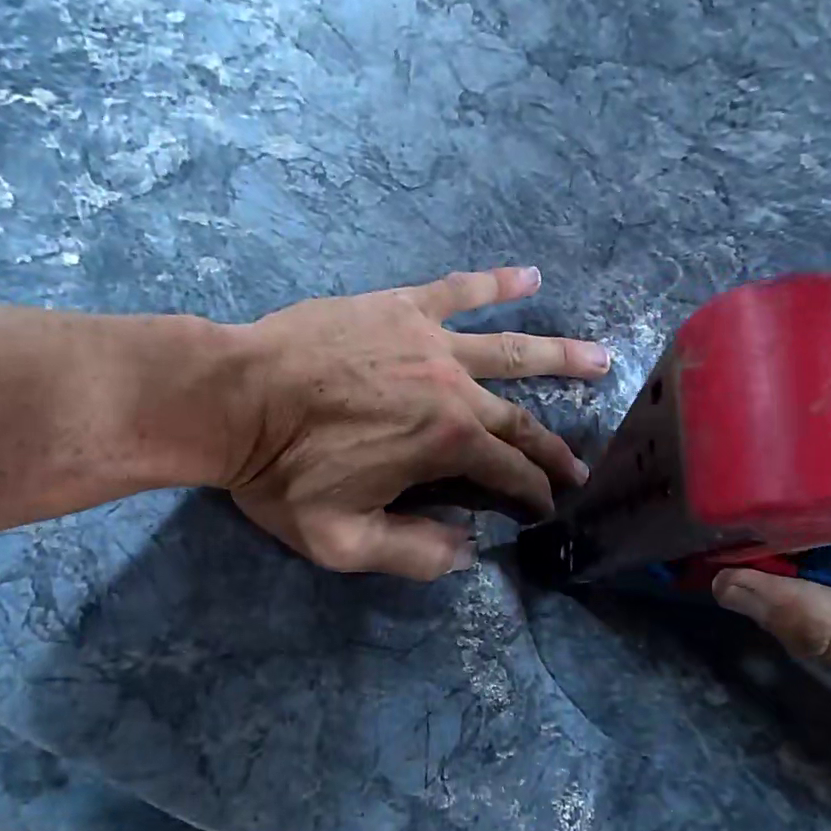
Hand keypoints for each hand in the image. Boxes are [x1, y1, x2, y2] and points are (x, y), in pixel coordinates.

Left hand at [225, 266, 610, 580]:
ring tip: (600, 358)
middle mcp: (456, 388)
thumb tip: (469, 551)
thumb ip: (413, 553)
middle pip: (521, 419)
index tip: (548, 506)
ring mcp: (432, 342)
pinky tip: (530, 276)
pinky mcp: (402, 308)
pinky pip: (458, 291)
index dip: (535, 494)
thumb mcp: (340, 540)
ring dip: (559, 356)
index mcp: (448, 443)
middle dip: (556, 445)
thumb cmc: (283, 472)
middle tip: (582, 462)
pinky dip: (497, 284)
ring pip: (510, 348)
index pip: (511, 473)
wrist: (230, 398)